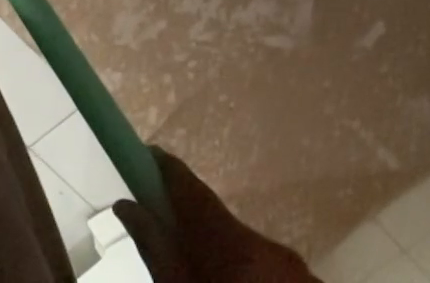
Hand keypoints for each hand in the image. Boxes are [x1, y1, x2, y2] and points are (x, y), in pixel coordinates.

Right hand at [113, 150, 315, 282]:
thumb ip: (153, 247)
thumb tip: (128, 205)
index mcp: (231, 243)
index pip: (190, 185)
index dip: (164, 167)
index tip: (143, 159)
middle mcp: (270, 249)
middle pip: (219, 221)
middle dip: (191, 225)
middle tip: (166, 246)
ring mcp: (301, 275)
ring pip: (246, 251)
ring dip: (221, 258)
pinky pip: (271, 274)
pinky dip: (247, 279)